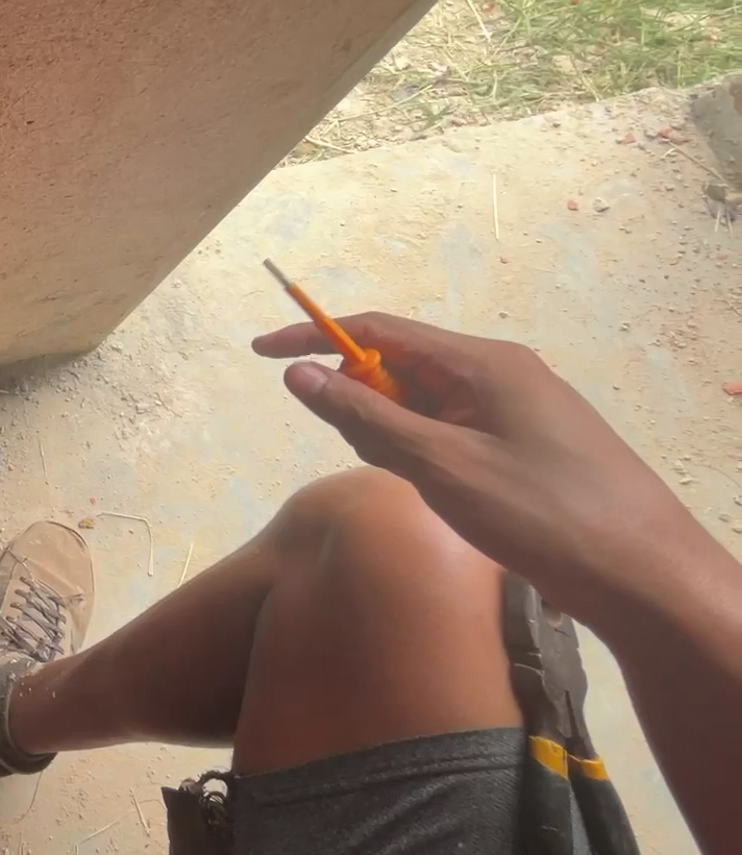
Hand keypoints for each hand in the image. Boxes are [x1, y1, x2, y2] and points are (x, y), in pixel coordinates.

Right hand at [253, 313, 707, 624]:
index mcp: (481, 364)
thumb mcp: (438, 463)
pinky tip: (433, 482)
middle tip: (364, 446)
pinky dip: (416, 446)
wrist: (652, 584)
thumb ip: (361, 414)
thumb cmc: (542, 513)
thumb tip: (297, 372)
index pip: (377, 331)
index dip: (313, 337)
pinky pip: (440, 425)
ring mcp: (508, 407)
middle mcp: (495, 374)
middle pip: (395, 364)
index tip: (263, 352)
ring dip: (390, 430)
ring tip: (414, 476)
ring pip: (415, 400)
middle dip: (360, 398)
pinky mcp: (515, 439)